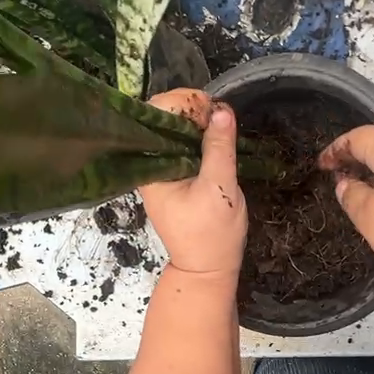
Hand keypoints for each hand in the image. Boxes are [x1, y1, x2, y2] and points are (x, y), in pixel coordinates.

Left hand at [138, 89, 247, 275]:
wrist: (207, 269)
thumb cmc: (211, 236)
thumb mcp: (220, 190)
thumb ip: (219, 149)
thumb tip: (222, 111)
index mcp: (151, 167)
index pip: (156, 115)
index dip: (184, 104)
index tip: (212, 110)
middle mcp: (151, 164)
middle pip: (164, 118)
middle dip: (192, 110)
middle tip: (220, 116)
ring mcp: (162, 169)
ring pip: (175, 130)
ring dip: (199, 122)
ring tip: (221, 126)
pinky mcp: (175, 175)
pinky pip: (183, 145)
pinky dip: (200, 137)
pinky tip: (217, 140)